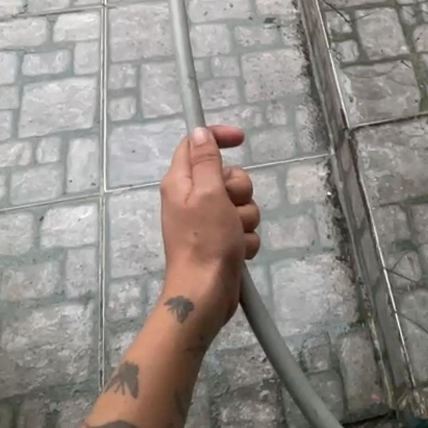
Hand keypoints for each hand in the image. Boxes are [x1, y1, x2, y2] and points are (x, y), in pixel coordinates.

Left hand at [158, 126, 259, 343]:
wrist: (205, 295)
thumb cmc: (205, 241)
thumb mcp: (208, 193)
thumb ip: (206, 160)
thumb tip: (199, 131)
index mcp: (181, 182)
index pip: (196, 143)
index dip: (218, 137)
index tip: (241, 139)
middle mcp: (193, 197)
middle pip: (227, 175)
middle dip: (239, 190)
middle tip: (230, 207)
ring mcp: (207, 221)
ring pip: (241, 202)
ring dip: (245, 218)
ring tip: (234, 235)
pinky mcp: (221, 240)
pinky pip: (244, 227)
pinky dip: (245, 238)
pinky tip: (238, 251)